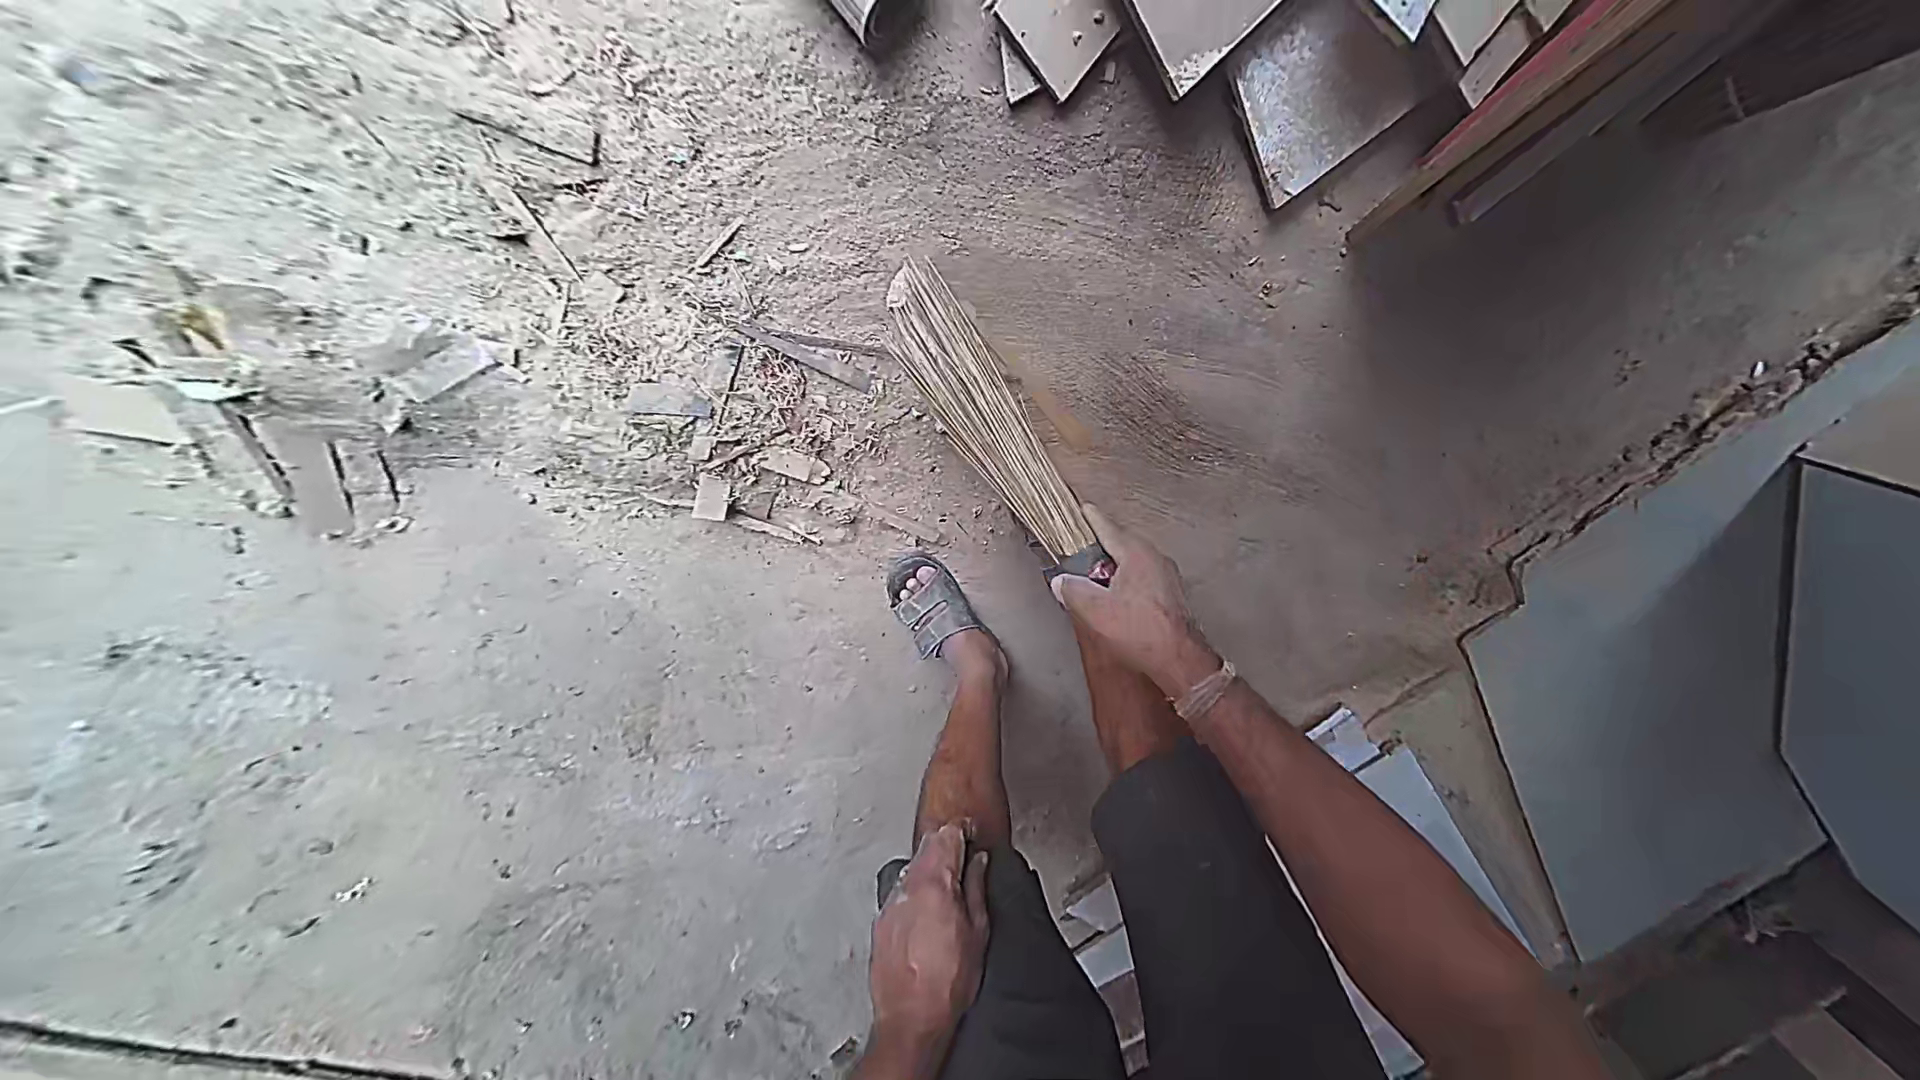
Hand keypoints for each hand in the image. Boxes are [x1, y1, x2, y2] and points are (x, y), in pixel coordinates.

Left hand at [860, 823, 990, 1078]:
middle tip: (964, 858)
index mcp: (935, 881)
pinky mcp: (881, 918)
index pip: (948, 833)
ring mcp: (891, 900)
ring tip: (948, 889)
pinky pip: (901, 889)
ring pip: (913, 866)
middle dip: (947, 844)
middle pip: (928, 844)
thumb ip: (976, 887)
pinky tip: (928, 911)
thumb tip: (978, 861)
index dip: (963, 829)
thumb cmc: (946, 983)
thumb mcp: (978, 931)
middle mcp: (909, 884)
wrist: (910, 1019)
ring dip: (930, 867)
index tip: (972, 834)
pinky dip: (916, 889)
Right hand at [1051, 505, 1220, 696]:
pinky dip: (1127, 582)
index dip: (1089, 518)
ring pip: (1132, 562)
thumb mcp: (1093, 609)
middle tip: (1079, 551)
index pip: (1107, 527)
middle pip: (1120, 543)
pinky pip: (1143, 578)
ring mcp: (1167, 576)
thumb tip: (1061, 582)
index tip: (1081, 509)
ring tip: (1095, 581)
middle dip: (1099, 547)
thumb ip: (1072, 589)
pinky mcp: (1171, 595)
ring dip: (1113, 568)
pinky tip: (1117, 600)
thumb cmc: (1142, 632)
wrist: (1178, 660)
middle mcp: (1155, 558)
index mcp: (1136, 553)